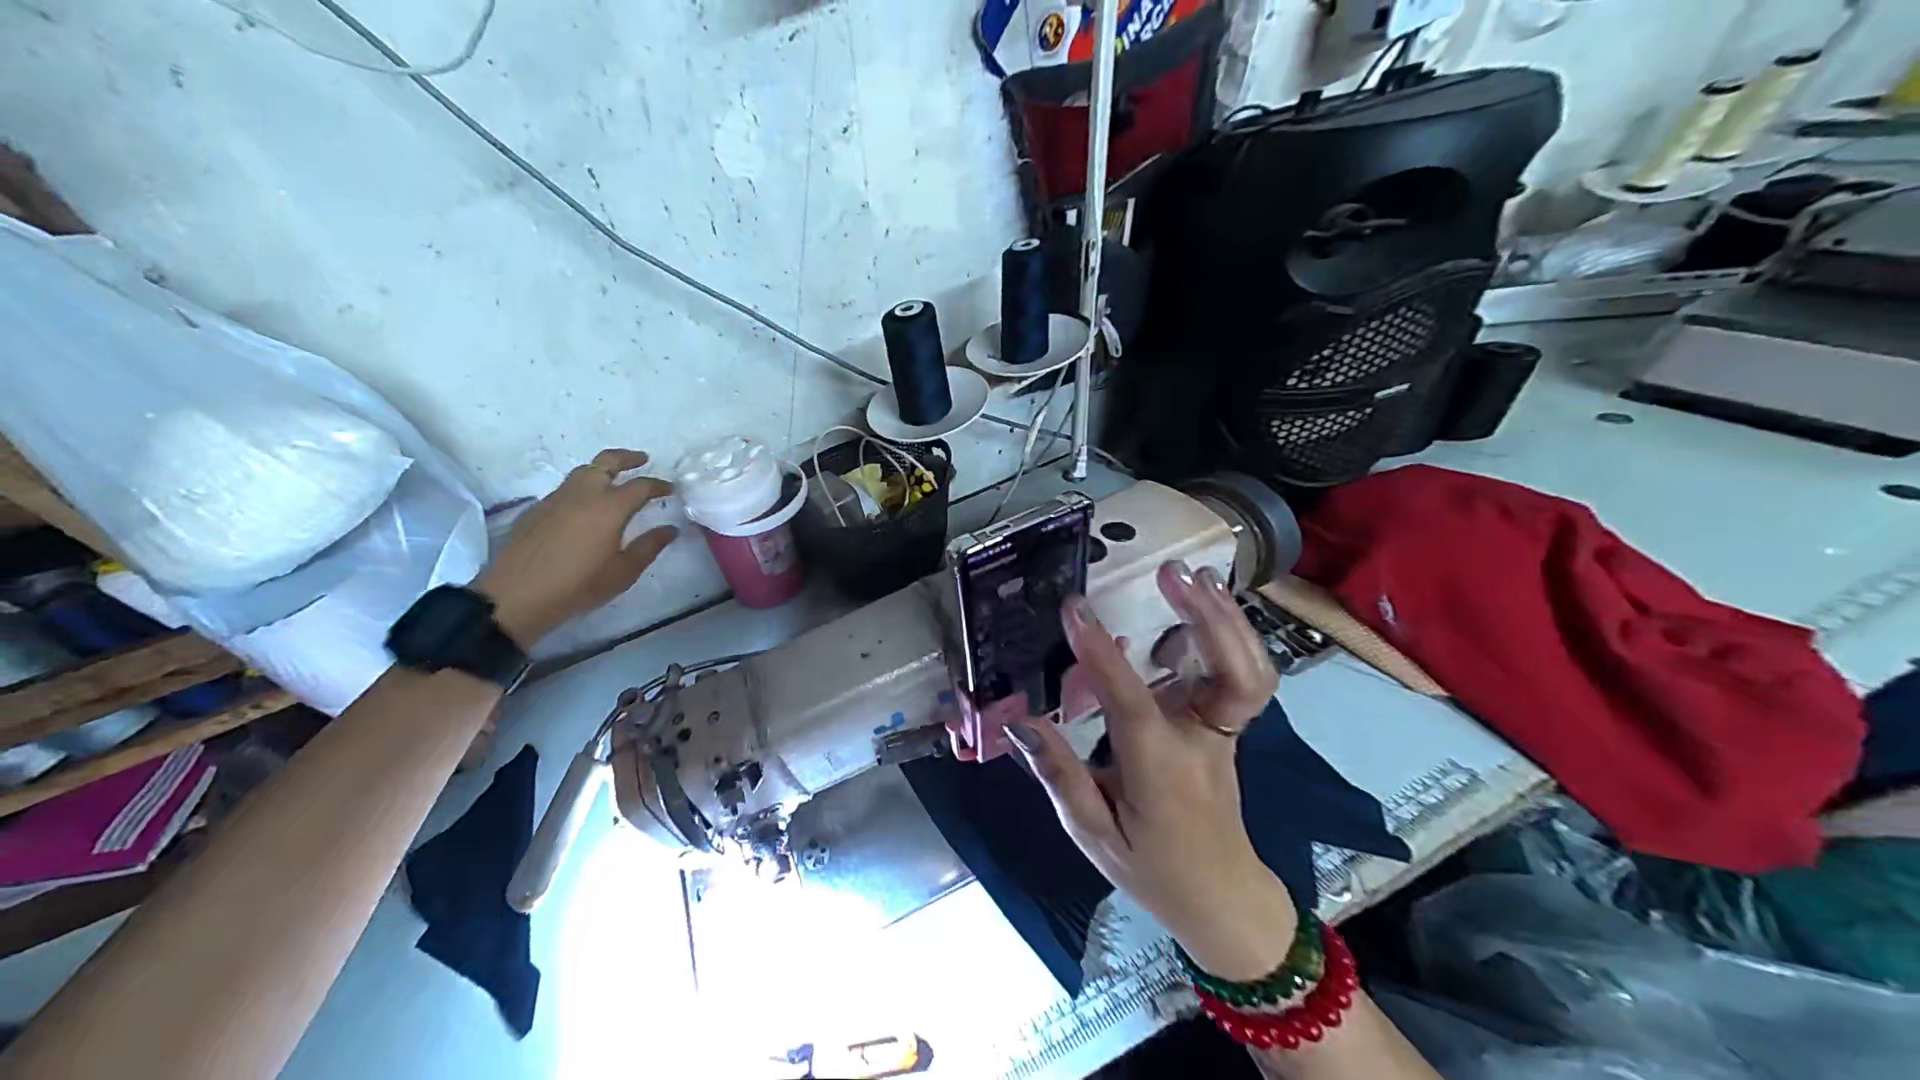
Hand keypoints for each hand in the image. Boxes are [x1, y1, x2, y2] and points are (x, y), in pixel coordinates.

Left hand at [475, 449, 677, 648]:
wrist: (517, 596)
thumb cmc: (579, 585)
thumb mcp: (623, 571)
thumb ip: (649, 546)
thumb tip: (670, 529)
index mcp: (609, 507)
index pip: (641, 486)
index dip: (658, 485)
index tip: (670, 489)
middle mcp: (583, 494)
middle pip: (606, 462)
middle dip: (627, 458)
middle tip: (642, 460)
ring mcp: (556, 499)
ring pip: (583, 471)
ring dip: (602, 469)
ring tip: (614, 480)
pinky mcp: (536, 509)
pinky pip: (565, 488)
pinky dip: (582, 487)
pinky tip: (585, 506)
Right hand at [999, 560, 1293, 980]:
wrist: (1223, 898)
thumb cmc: (1152, 869)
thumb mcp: (1092, 834)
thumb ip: (1059, 775)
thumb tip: (1019, 722)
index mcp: (1160, 772)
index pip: (1132, 704)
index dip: (1101, 655)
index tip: (1075, 610)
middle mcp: (1202, 743)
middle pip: (1231, 676)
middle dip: (1208, 619)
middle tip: (1175, 572)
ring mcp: (1224, 732)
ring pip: (1248, 670)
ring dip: (1226, 618)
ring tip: (1194, 574)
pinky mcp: (1228, 726)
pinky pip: (1242, 674)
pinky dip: (1231, 634)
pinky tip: (1204, 603)